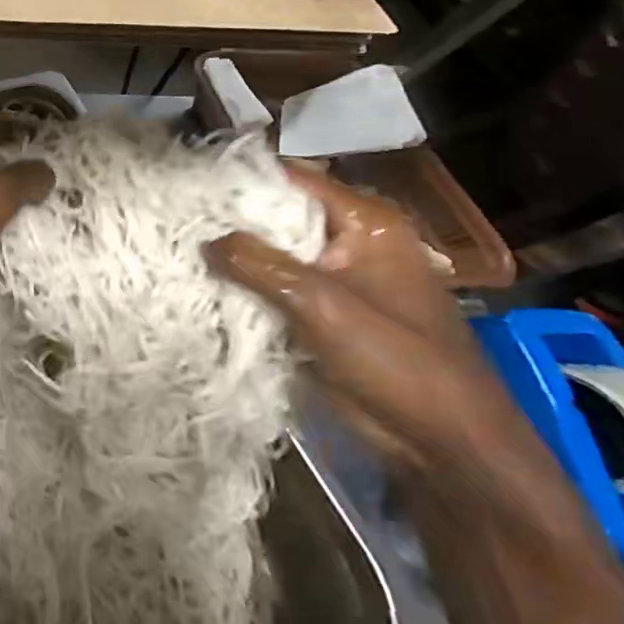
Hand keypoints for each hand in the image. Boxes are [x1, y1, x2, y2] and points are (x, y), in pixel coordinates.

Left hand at [0, 120, 55, 314]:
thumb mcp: (2, 189)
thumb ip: (30, 174)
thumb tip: (47, 172)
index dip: (18, 126)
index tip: (45, 135)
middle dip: (17, 161)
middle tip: (49, 168)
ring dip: (11, 192)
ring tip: (44, 197)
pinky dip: (2, 218)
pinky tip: (25, 226)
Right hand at [203, 169, 517, 470]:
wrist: (443, 444)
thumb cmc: (397, 361)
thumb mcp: (322, 304)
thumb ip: (259, 264)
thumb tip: (204, 240)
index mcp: (365, 223)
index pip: (295, 181)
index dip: (244, 179)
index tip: (194, 184)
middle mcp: (350, 242)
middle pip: (280, 216)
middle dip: (233, 220)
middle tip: (180, 217)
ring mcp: (337, 279)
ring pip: (275, 254)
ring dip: (237, 257)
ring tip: (181, 247)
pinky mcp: (325, 313)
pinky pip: (277, 288)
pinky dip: (247, 288)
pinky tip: (204, 284)